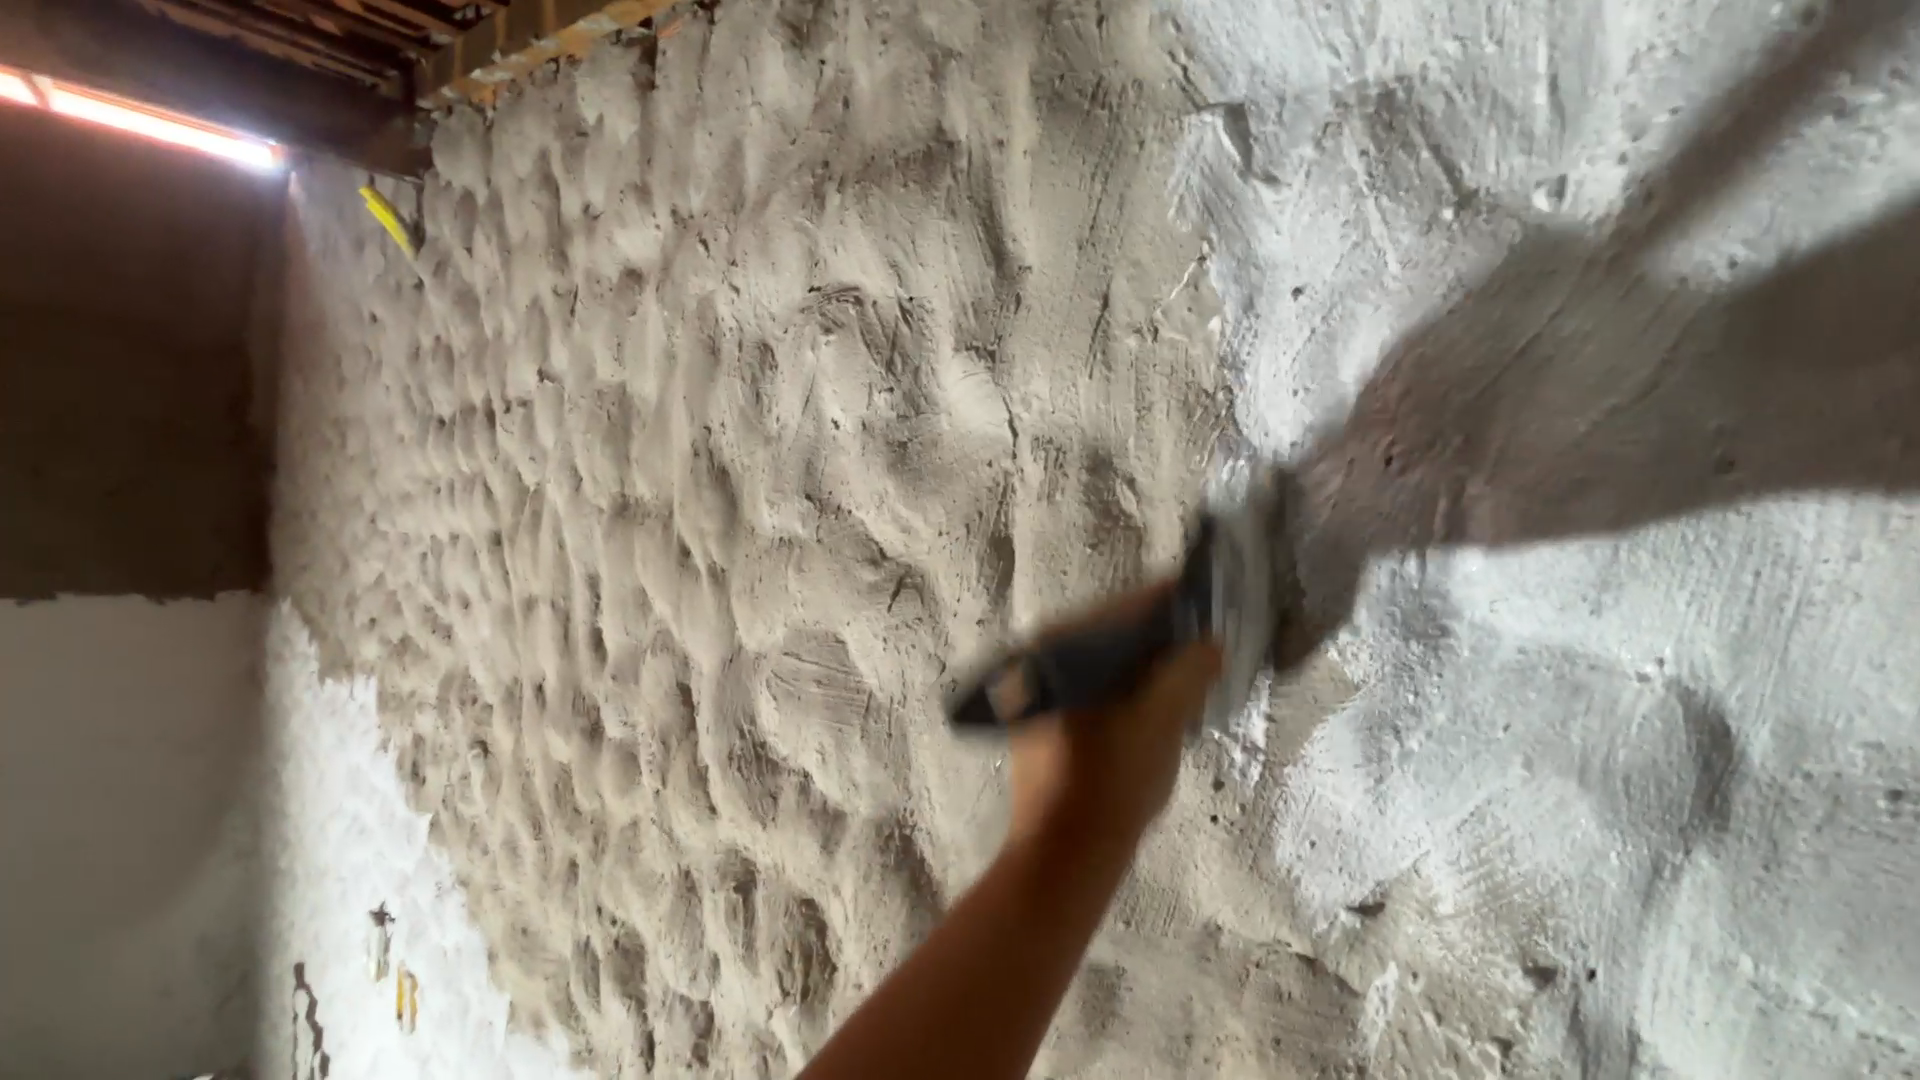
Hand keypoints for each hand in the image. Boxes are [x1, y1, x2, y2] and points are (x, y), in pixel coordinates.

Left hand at [1004, 581, 1223, 851]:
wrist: (1064, 854)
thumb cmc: (1111, 784)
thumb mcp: (1160, 722)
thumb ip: (1187, 673)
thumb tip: (1210, 644)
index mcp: (1059, 649)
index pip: (1123, 611)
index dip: (1169, 606)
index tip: (1207, 605)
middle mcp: (1040, 659)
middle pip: (1113, 635)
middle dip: (1160, 641)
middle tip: (1205, 648)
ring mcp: (1041, 690)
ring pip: (1106, 664)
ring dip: (1147, 667)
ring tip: (1189, 676)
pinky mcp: (1047, 718)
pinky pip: (1095, 687)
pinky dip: (1128, 689)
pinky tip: (1158, 705)